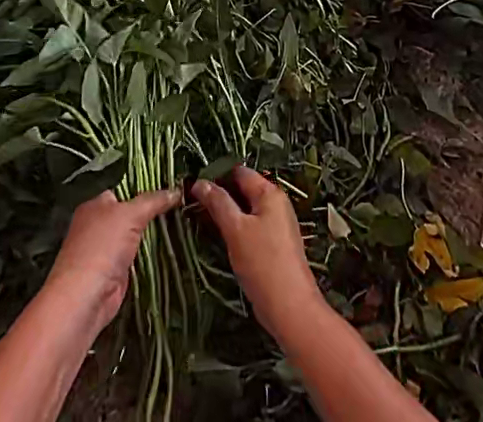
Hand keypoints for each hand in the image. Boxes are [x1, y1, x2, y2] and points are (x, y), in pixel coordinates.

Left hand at [43, 188, 181, 330]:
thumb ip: (152, 202)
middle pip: (130, 214)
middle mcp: (99, 224)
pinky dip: (151, 256)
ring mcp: (106, 250)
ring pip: (135, 237)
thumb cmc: (102, 246)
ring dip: (154, 236)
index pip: (124, 191)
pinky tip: (172, 251)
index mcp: (96, 205)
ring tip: (183, 226)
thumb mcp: (129, 215)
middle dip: (153, 214)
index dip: (146, 189)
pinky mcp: (115, 272)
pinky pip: (137, 258)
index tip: (172, 189)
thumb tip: (176, 191)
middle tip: (182, 208)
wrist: (86, 295)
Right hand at [191, 167, 325, 340]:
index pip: (238, 171)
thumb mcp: (235, 229)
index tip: (192, 186)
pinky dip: (233, 228)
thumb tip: (199, 182)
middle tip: (192, 201)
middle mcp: (275, 205)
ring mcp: (275, 226)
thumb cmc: (262, 263)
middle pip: (241, 189)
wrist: (290, 309)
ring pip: (244, 210)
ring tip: (199, 217)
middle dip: (218, 194)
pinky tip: (217, 235)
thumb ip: (217, 202)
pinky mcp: (272, 245)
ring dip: (224, 212)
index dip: (215, 175)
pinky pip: (248, 226)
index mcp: (270, 194)